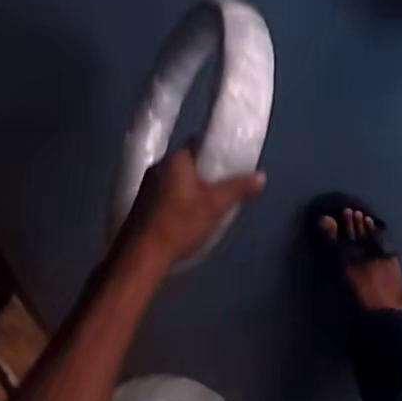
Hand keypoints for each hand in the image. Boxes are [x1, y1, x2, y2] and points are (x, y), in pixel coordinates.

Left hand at [125, 147, 265, 268]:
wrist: (140, 258)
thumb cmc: (180, 223)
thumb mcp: (216, 205)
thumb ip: (240, 188)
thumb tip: (262, 176)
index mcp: (176, 159)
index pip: (197, 141)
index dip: (214, 149)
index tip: (227, 161)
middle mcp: (158, 166)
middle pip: (186, 161)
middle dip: (203, 170)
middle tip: (220, 183)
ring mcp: (145, 186)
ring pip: (174, 178)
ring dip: (188, 185)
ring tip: (205, 201)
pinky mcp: (138, 205)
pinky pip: (163, 192)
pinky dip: (175, 198)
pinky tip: (184, 215)